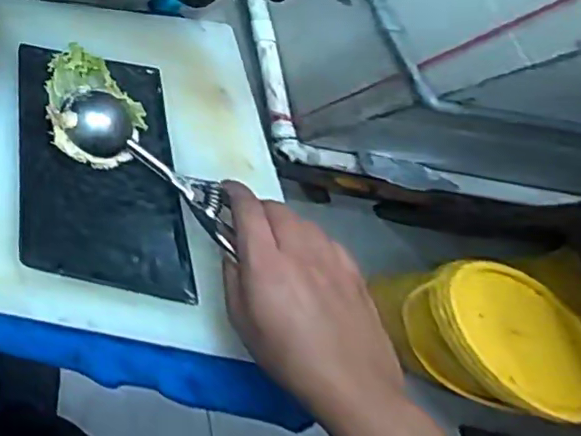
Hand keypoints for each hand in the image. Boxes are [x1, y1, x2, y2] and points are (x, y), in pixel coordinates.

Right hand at [221, 182, 443, 435]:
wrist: (355, 391)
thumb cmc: (288, 356)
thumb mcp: (240, 317)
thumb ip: (231, 275)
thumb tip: (232, 251)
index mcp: (265, 262)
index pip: (247, 208)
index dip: (232, 192)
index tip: (224, 190)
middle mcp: (299, 253)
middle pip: (276, 208)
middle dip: (258, 208)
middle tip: (249, 224)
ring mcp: (333, 263)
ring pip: (304, 221)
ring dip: (286, 222)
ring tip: (280, 241)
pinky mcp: (356, 277)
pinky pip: (329, 241)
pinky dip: (313, 239)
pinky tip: (311, 258)